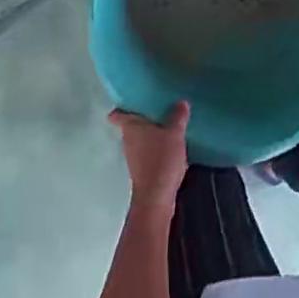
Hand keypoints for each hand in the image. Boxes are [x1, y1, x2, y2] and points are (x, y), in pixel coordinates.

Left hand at [108, 100, 189, 214]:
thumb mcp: (175, 134)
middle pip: (130, 124)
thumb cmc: (161, 159)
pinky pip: (147, 150)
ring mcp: (133, 156)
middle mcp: (128, 140)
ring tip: (168, 123)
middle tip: (159, 107)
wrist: (156, 197)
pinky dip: (155, 146)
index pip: (117, 114)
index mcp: (131, 127)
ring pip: (140, 138)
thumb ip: (178, 116)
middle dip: (143, 117)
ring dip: (151, 132)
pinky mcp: (141, 169)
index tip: (134, 100)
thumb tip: (181, 102)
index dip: (123, 106)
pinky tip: (170, 145)